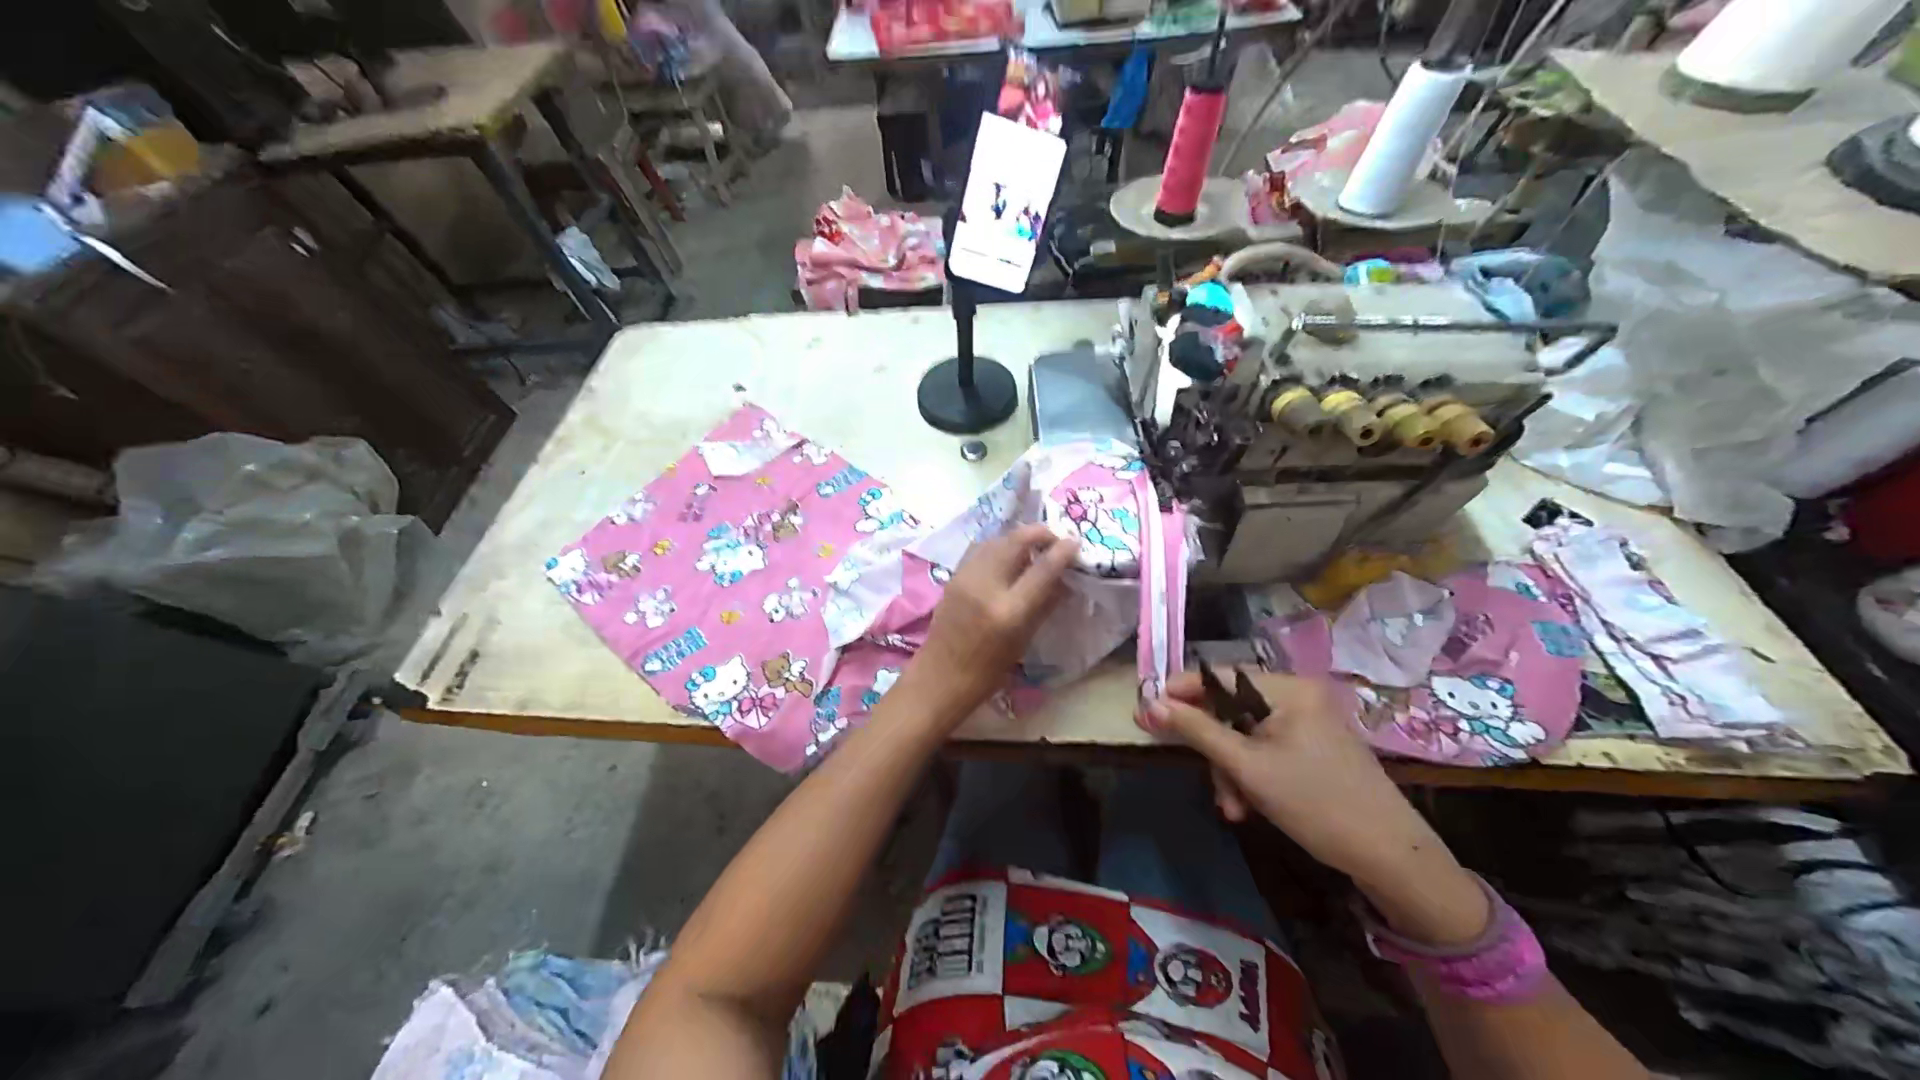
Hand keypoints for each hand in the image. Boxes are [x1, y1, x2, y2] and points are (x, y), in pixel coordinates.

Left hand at [906, 524, 1078, 727]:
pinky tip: (1008, 556)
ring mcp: (966, 577)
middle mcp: (986, 586)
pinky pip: (981, 549)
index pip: (1042, 569)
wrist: (940, 676)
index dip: (1062, 551)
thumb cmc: (988, 670)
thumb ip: (1045, 605)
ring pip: (997, 540)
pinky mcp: (953, 576)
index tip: (1075, 543)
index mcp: (1009, 611)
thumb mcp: (1024, 641)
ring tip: (1033, 548)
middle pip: (1016, 541)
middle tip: (1055, 540)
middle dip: (1040, 534)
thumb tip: (1065, 580)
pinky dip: (999, 546)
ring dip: (1019, 538)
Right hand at [1144, 670, 1488, 944]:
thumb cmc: (1315, 804)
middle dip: (1214, 749)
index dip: (1180, 693)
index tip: (1145, 713)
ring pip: (1244, 735)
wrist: (1389, 856)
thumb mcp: (1246, 767)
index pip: (1219, 676)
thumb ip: (1196, 731)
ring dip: (1230, 770)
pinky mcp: (1312, 747)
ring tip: (1234, 807)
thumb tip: (1148, 703)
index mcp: (1288, 689)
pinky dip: (1250, 775)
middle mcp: (1298, 696)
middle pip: (1230, 709)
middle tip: (1206, 781)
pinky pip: (1264, 749)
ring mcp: (1307, 722)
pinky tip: (1249, 806)